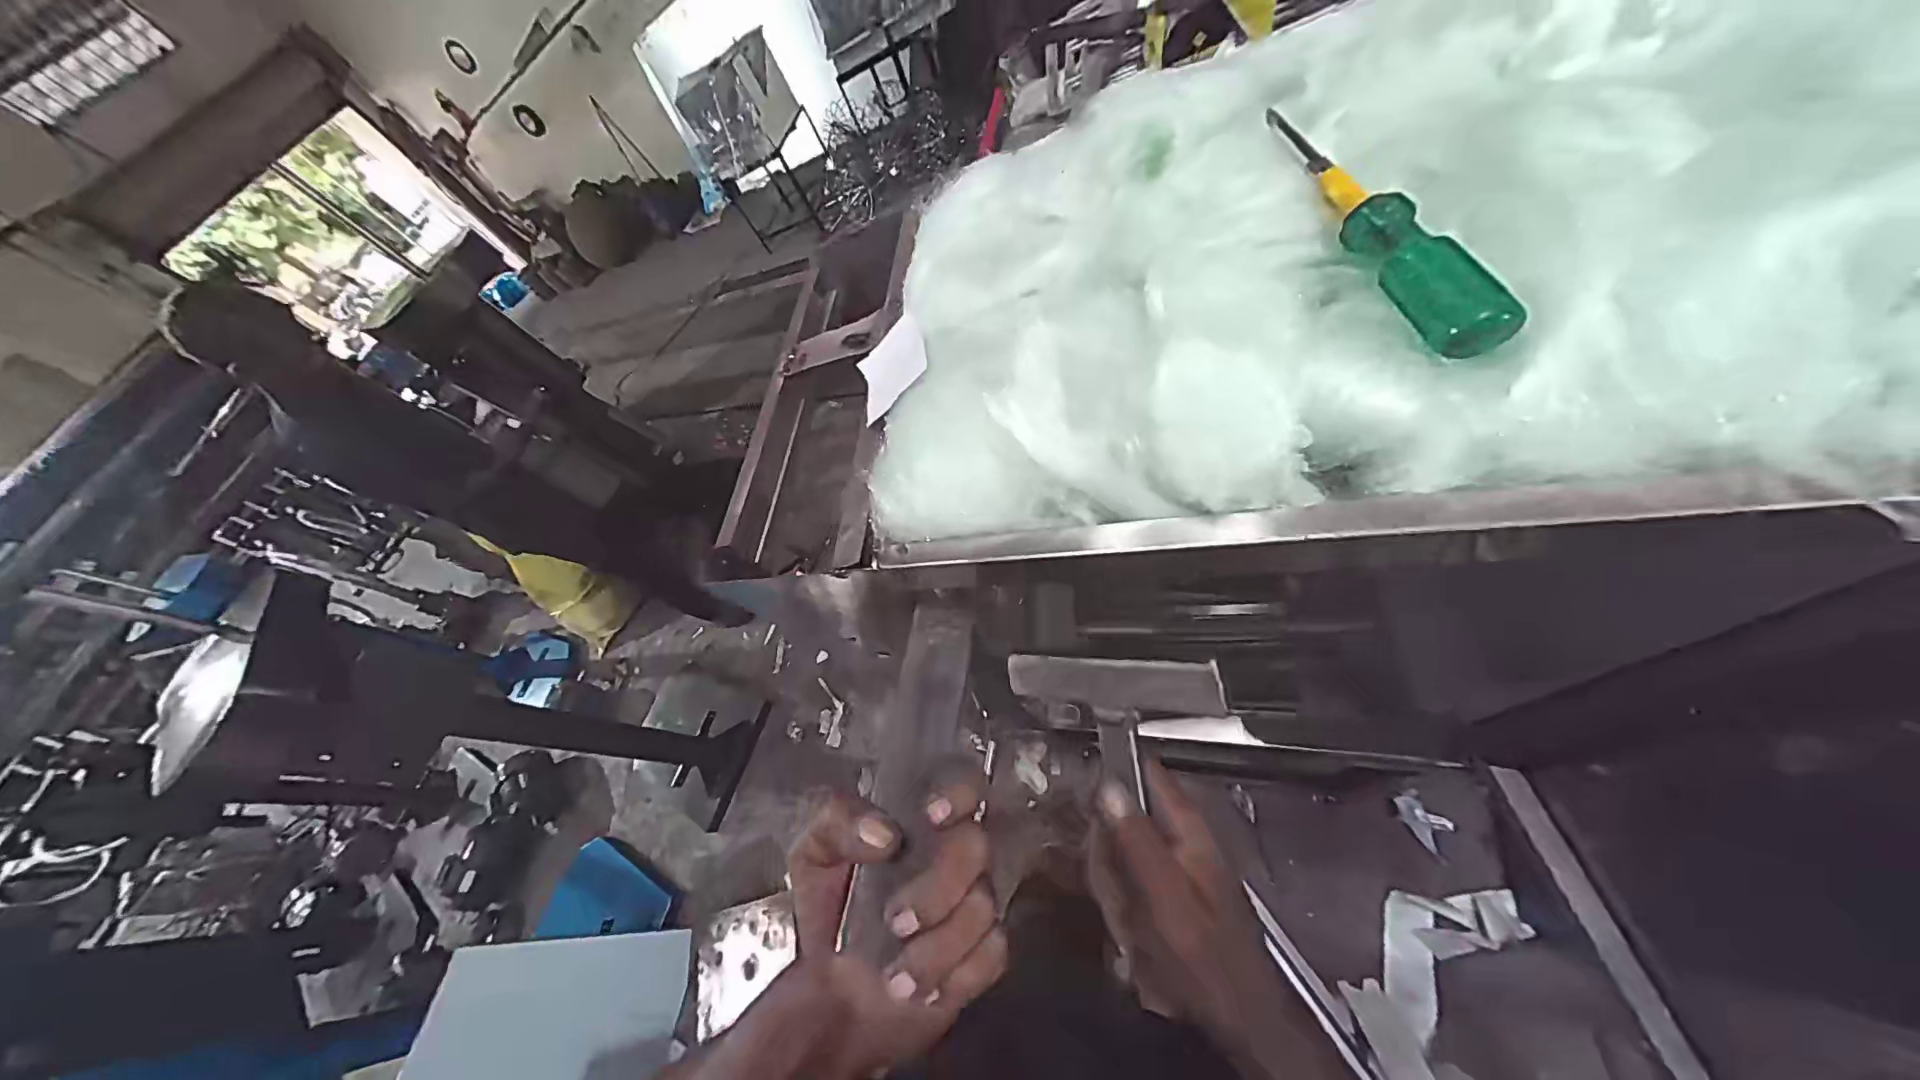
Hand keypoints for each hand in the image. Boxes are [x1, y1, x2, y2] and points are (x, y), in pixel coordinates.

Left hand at [666, 781, 1007, 1079]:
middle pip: (976, 847)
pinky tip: (920, 988)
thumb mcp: (814, 852)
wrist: (831, 986)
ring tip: (894, 977)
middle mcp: (955, 853)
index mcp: (921, 820)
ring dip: (938, 947)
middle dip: (938, 888)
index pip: (963, 784)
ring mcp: (973, 901)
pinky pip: (992, 953)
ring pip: (983, 907)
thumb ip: (838, 823)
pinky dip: (955, 974)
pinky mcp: (982, 951)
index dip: (959, 793)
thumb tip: (883, 833)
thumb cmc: (830, 905)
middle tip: (896, 921)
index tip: (933, 815)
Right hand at [1088, 758, 1348, 1079]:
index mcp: (1190, 832)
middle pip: (1125, 827)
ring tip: (1132, 932)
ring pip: (1122, 864)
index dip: (1117, 779)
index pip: (1152, 777)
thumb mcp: (1165, 892)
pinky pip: (1129, 897)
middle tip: (1116, 896)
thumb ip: (1136, 837)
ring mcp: (1176, 876)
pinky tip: (1138, 947)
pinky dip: (1126, 921)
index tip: (1090, 798)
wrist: (1239, 1018)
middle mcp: (1185, 846)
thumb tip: (1109, 786)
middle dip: (1109, 861)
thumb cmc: (1207, 956)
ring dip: (1116, 899)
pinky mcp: (1169, 905)